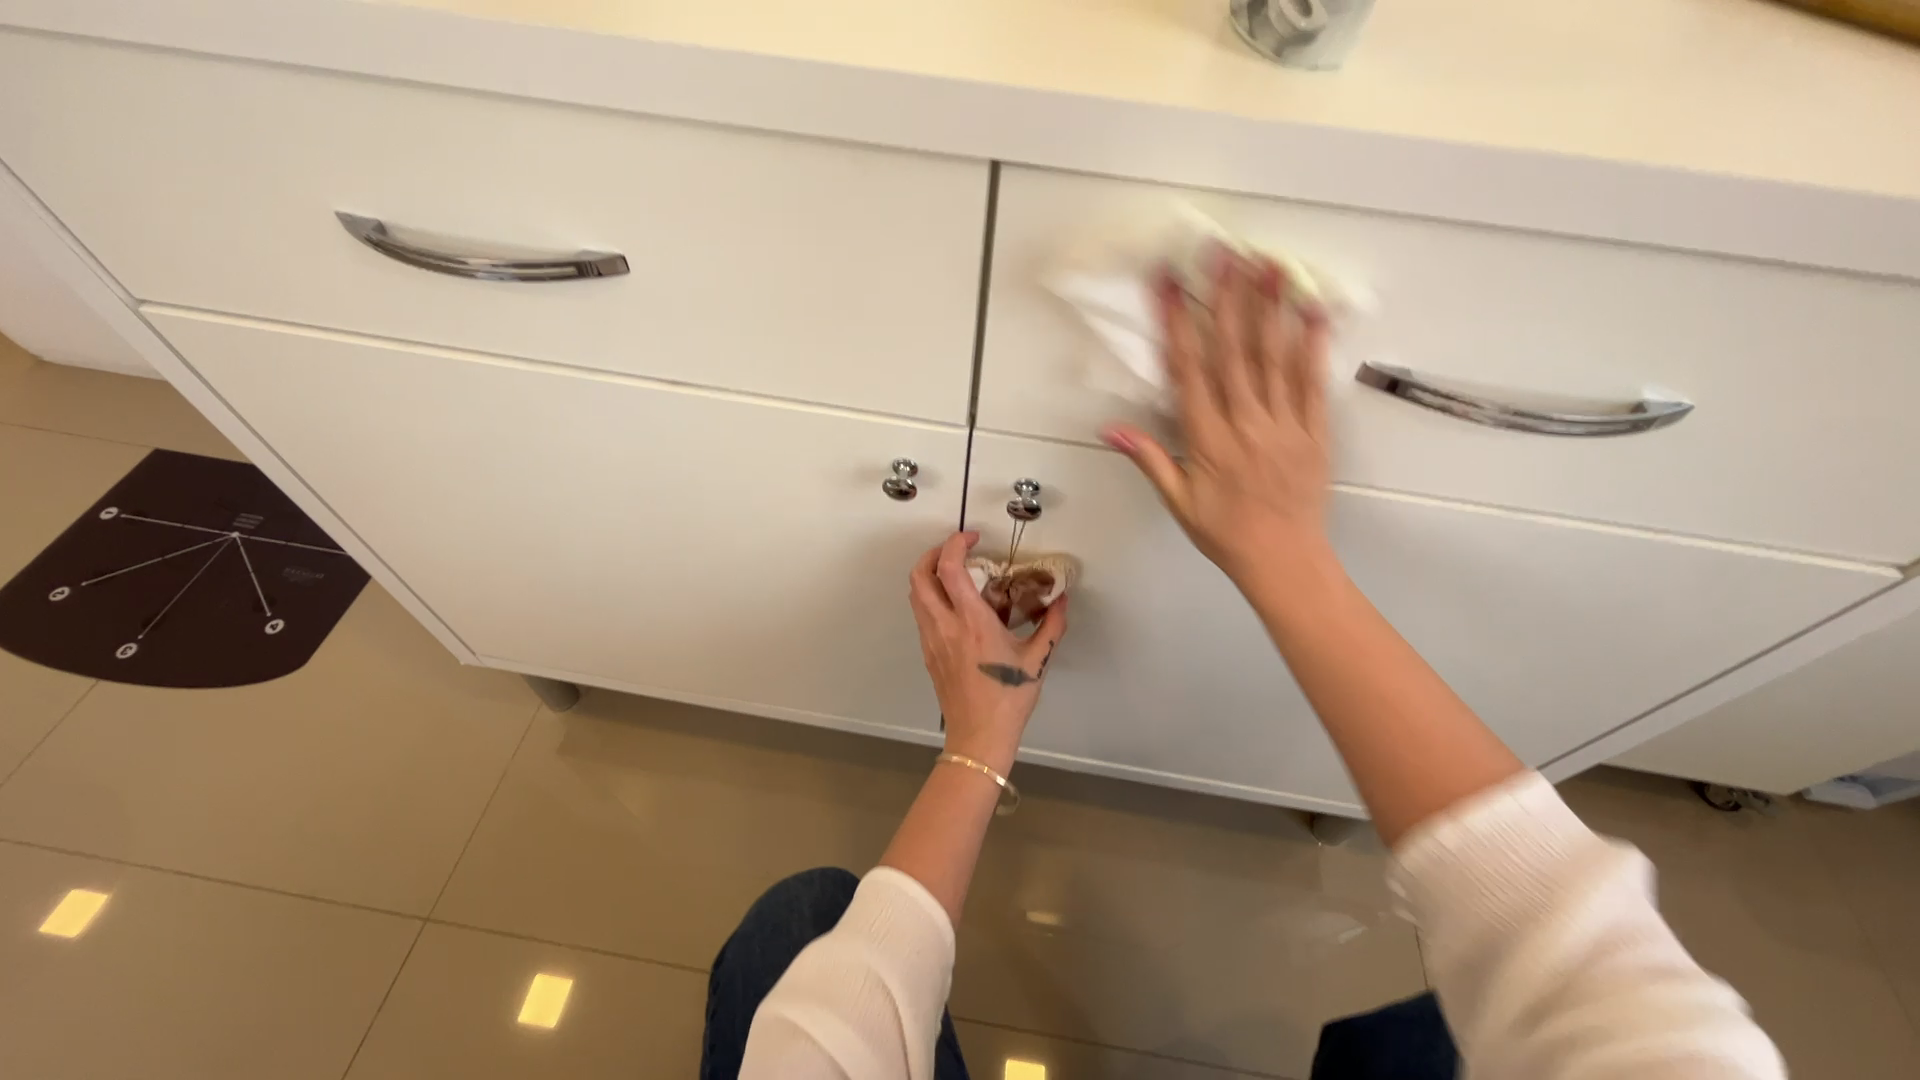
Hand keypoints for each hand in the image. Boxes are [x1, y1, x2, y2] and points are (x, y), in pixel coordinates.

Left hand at [908, 531, 1068, 774]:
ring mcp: (932, 640)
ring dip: (929, 575)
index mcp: (972, 622)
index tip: (971, 537)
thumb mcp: (1038, 660)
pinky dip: (932, 598)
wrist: (979, 736)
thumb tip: (1062, 601)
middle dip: (932, 553)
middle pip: (919, 575)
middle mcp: (945, 626)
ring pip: (915, 594)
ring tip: (954, 574)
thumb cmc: (1008, 699)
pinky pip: (921, 615)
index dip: (954, 543)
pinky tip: (956, 606)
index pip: (949, 569)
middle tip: (955, 550)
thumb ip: (1052, 625)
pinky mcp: (928, 653)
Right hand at [1102, 249, 1335, 593]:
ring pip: (1275, 358)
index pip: (1188, 371)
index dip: (1177, 324)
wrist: (1285, 561)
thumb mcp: (1178, 502)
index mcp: (1208, 440)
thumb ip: (1148, 458)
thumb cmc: (1226, 534)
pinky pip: (1313, 383)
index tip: (1168, 285)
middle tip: (1221, 252)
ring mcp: (1284, 425)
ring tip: (1268, 264)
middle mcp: (1246, 424)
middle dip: (1225, 299)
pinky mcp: (1315, 431)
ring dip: (1270, 308)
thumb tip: (1109, 428)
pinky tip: (1312, 309)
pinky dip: (1312, 345)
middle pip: (1234, 352)